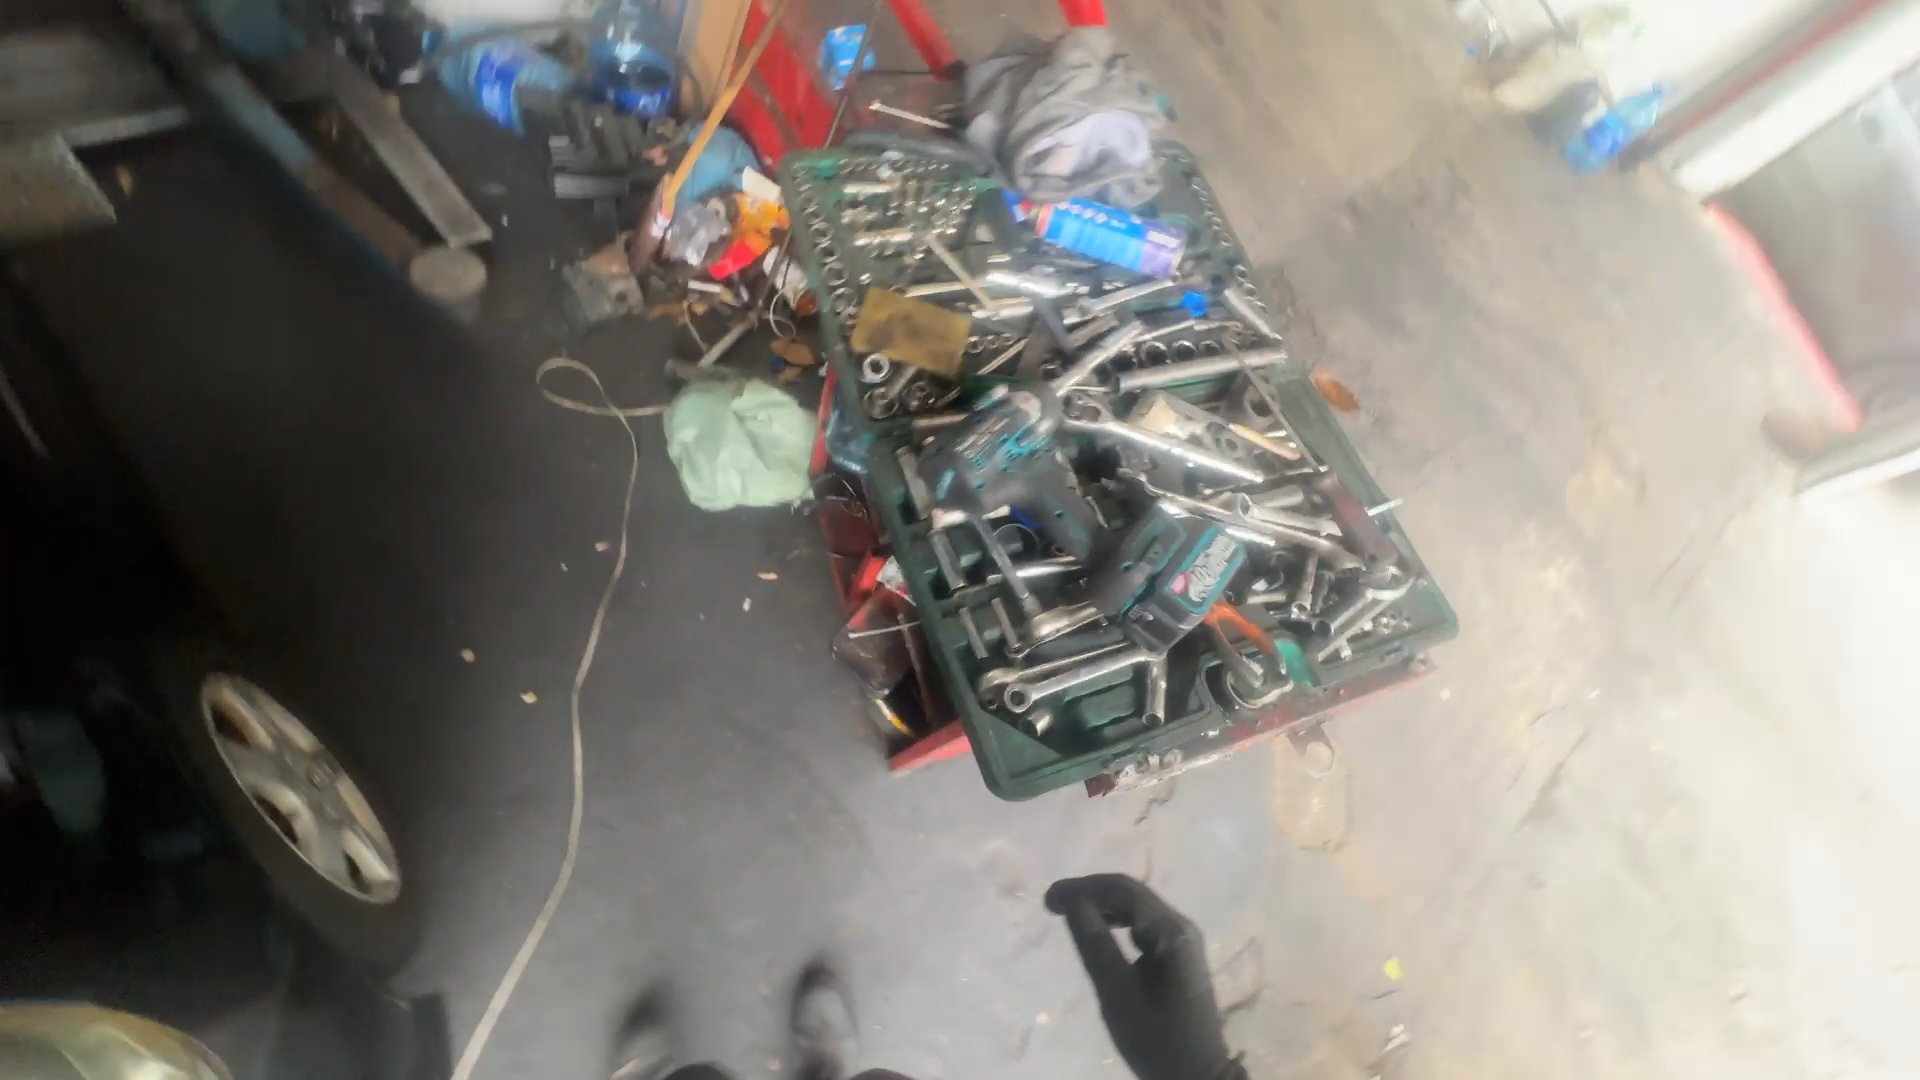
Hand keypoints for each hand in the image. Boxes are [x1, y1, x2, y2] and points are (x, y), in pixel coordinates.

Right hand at [1045, 875, 1239, 1079]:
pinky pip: (1143, 923)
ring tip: (1069, 912)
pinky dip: (1116, 919)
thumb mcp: (1117, 993)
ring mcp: (1182, 938)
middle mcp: (1181, 925)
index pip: (1122, 891)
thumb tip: (1072, 901)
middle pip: (1130, 892)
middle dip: (1090, 892)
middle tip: (1053, 903)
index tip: (1049, 900)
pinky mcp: (1178, 952)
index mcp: (1172, 931)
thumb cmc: (1156, 1040)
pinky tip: (1098, 928)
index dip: (1082, 888)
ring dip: (1101, 904)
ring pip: (1136, 905)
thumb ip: (1094, 942)